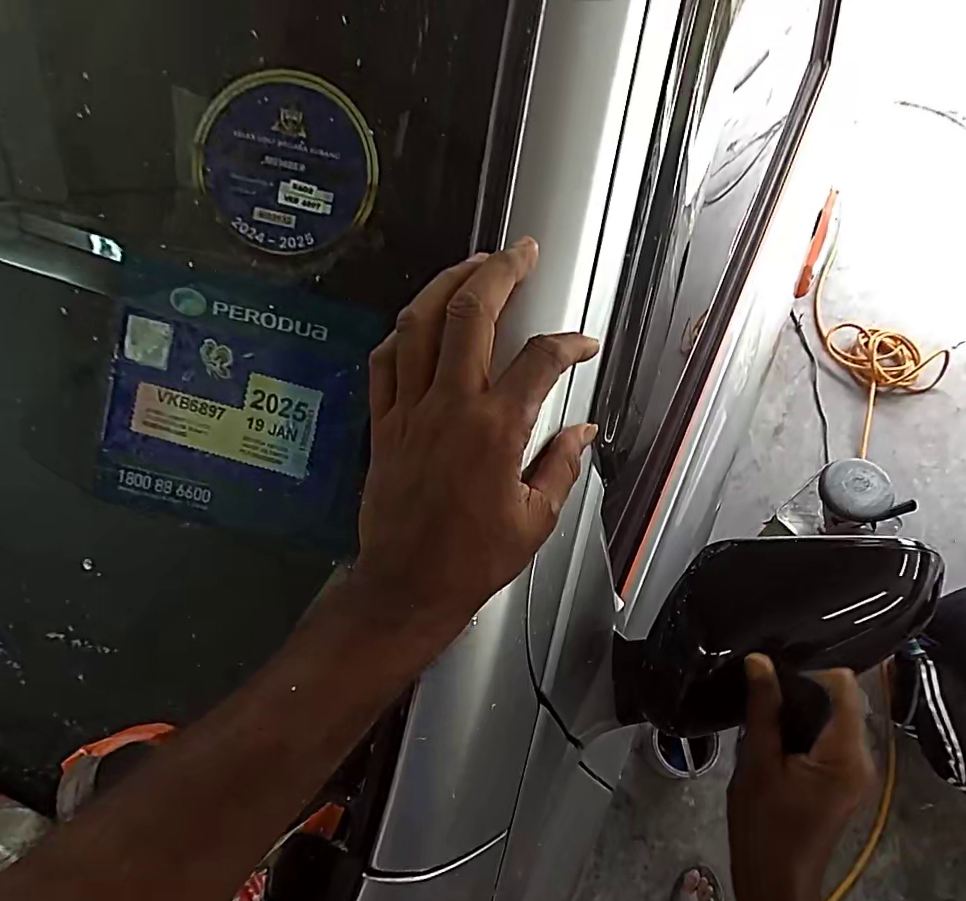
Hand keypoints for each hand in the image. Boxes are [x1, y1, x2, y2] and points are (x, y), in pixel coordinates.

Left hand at [350, 239, 598, 637]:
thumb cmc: (472, 560)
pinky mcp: (383, 425)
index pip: (541, 361)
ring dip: (446, 284)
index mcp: (496, 430)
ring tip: (470, 267)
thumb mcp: (535, 519)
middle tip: (520, 252)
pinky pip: (384, 363)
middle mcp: (450, 408)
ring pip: (420, 324)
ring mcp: (410, 411)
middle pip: (472, 313)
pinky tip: (416, 323)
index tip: (582, 345)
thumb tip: (582, 433)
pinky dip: (401, 334)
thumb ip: (561, 466)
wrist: (409, 585)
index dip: (569, 343)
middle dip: (500, 270)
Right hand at [729, 657, 876, 900]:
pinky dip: (803, 724)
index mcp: (846, 753)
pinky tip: (770, 721)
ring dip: (800, 704)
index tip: (773, 657)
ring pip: (832, 717)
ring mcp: (854, 771)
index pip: (844, 688)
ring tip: (760, 692)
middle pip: (841, 701)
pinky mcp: (842, 779)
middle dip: (802, 684)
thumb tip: (759, 660)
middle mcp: (861, 758)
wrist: (775, 883)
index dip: (811, 667)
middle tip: (759, 672)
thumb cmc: (763, 826)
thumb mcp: (756, 762)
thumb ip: (763, 709)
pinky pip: (827, 736)